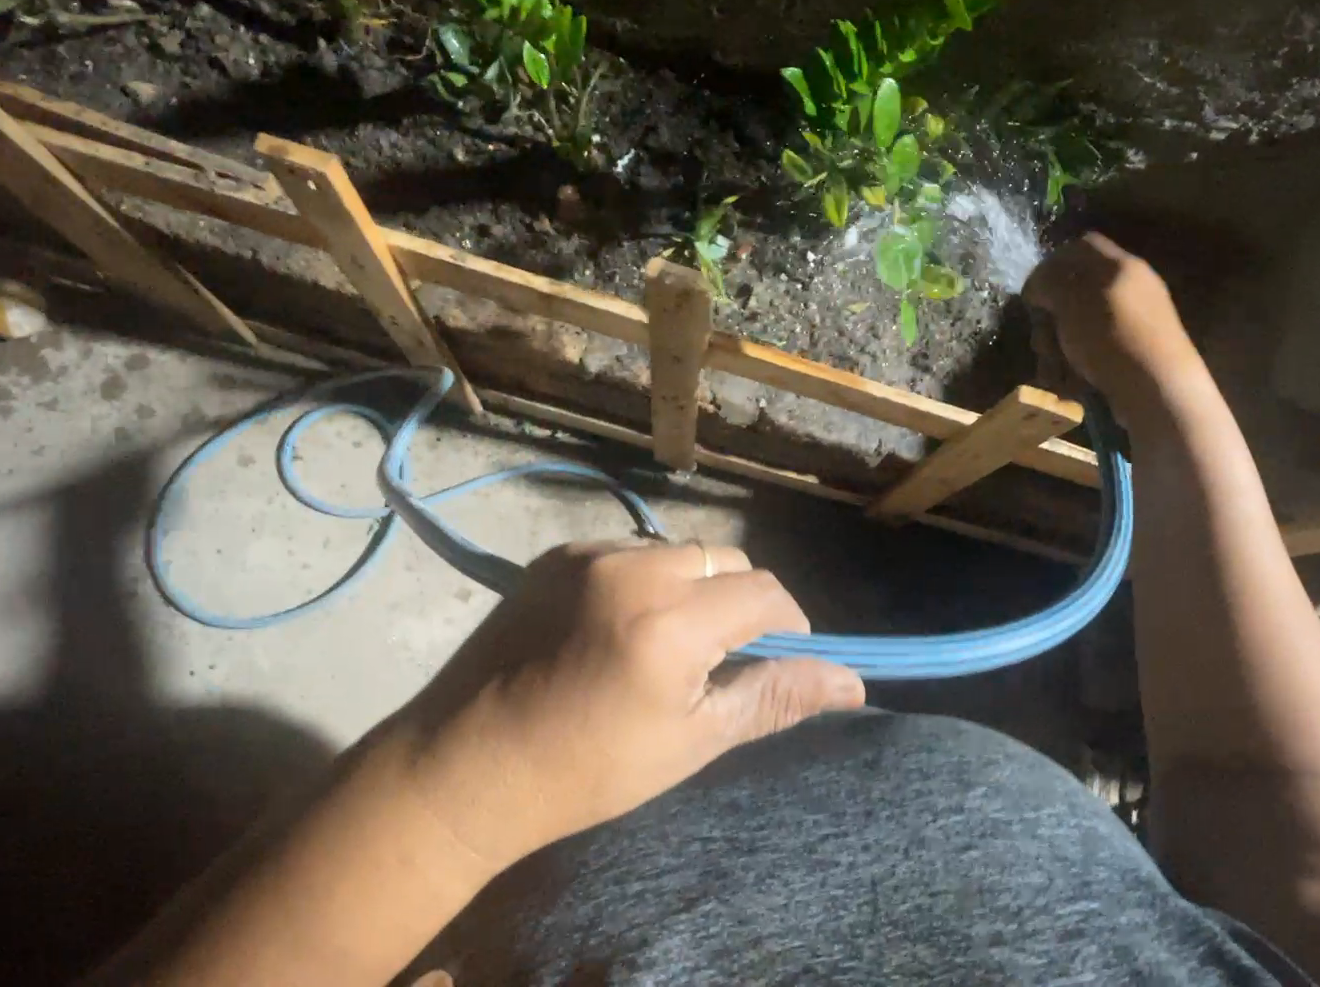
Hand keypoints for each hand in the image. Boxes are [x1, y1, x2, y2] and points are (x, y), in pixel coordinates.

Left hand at [394, 540, 865, 864]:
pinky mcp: (555, 553)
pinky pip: (628, 549)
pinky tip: (618, 623)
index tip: (778, 656)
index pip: (765, 593)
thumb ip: (774, 698)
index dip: (788, 624)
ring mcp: (589, 554)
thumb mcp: (693, 741)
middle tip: (717, 656)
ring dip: (692, 585)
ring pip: (679, 550)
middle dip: (739, 601)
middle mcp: (634, 569)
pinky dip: (644, 578)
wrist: (466, 765)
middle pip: (725, 561)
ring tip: (665, 639)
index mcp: (671, 623)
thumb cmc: (588, 770)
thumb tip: (853, 683)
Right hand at [1024, 232, 1205, 419]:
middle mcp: (1128, 289)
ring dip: (1057, 347)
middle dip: (1050, 318)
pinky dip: (1076, 366)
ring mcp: (1132, 323)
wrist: (1157, 389)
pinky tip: (1070, 383)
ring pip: (1078, 327)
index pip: (1081, 246)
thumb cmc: (1111, 337)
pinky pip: (1093, 353)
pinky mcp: (1131, 354)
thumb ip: (1049, 283)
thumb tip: (1038, 287)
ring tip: (1053, 369)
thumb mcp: (1071, 300)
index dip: (1051, 264)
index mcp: (1120, 266)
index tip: (1034, 293)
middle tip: (1042, 338)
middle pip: (1074, 292)